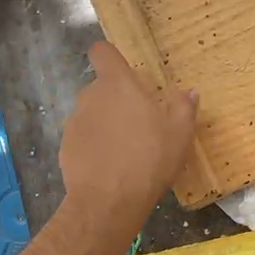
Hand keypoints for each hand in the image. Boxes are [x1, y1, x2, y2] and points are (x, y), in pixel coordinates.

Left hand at [56, 42, 197, 254]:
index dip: (111, 57)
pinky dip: (95, 146)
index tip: (125, 73)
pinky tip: (111, 167)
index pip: (102, 52)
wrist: (108, 202)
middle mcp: (90, 96)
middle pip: (102, 87)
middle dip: (118, 100)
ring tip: (127, 150)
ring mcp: (74, 122)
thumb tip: (189, 92)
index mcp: (118, 85)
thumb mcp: (180, 136)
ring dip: (107, 124)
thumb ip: (184, 109)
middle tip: (141, 124)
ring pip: (93, 113)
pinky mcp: (65, 146)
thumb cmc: (149, 160)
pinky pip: (84, 137)